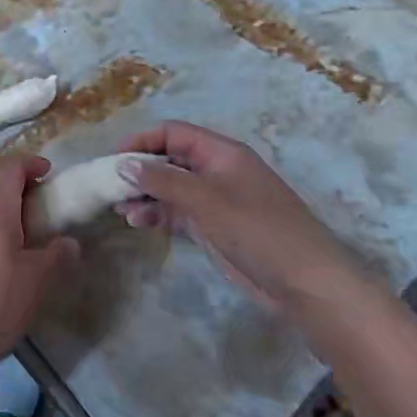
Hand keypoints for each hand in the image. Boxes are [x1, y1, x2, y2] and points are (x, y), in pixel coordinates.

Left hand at [0, 156, 79, 376]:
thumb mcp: (37, 278)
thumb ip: (57, 254)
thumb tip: (70, 242)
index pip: (11, 168)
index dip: (32, 165)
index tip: (52, 174)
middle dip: (23, 186)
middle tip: (50, 203)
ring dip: (10, 208)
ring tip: (37, 229)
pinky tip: (14, 253)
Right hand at [116, 121, 358, 303]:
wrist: (306, 284)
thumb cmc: (259, 232)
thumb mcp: (207, 201)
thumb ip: (163, 181)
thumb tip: (123, 163)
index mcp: (221, 153)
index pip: (173, 133)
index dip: (142, 141)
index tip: (113, 159)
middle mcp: (217, 171)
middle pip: (169, 159)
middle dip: (139, 170)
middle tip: (111, 188)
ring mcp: (216, 200)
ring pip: (170, 188)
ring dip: (145, 194)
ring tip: (121, 210)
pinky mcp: (214, 227)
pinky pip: (178, 212)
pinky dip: (157, 214)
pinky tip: (139, 223)